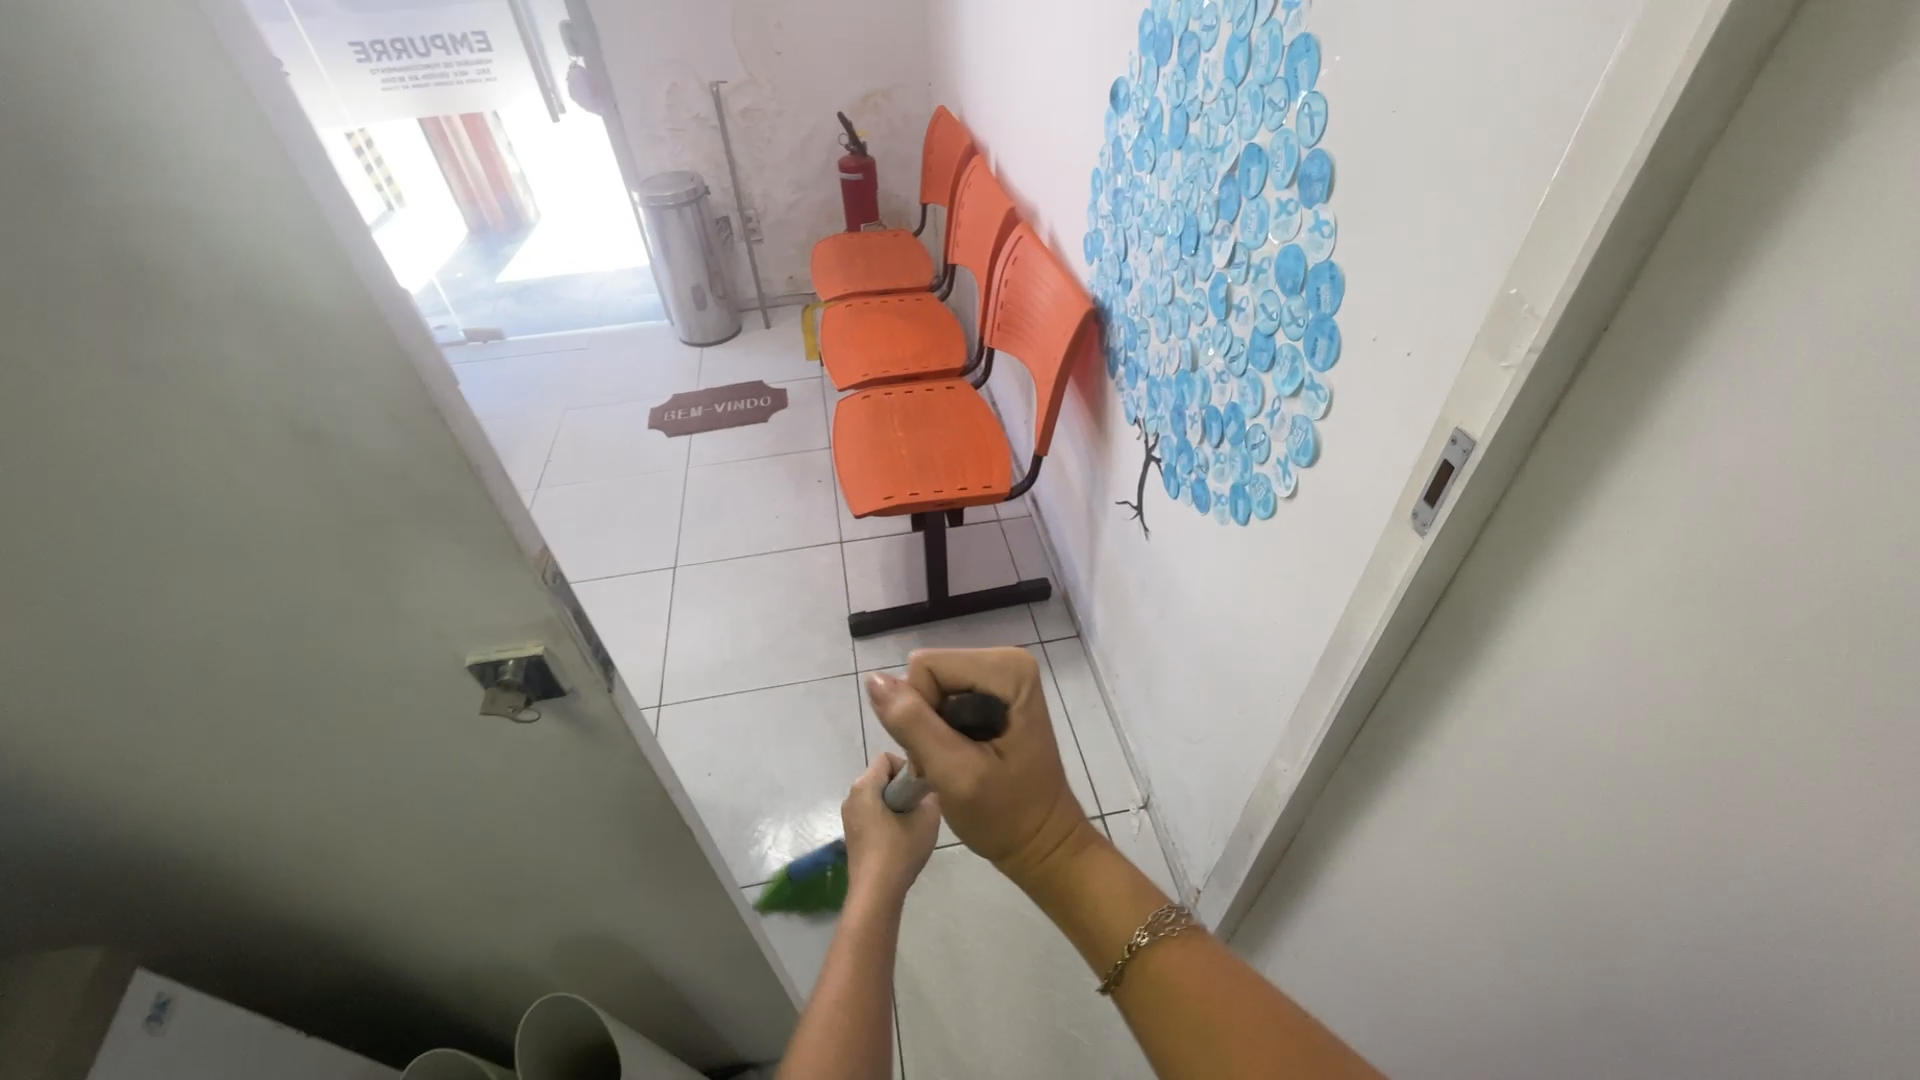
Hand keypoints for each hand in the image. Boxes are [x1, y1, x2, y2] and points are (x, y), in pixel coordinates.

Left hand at [840, 753, 939, 907]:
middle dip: (902, 787)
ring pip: (877, 796)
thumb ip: (931, 796)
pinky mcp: (852, 834)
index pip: (886, 758)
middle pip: (881, 777)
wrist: (876, 893)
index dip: (906, 767)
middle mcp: (851, 797)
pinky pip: (871, 812)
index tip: (919, 789)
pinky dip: (886, 817)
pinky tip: (900, 838)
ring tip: (912, 824)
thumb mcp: (927, 819)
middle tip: (919, 806)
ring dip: (895, 804)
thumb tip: (927, 791)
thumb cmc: (899, 851)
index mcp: (864, 787)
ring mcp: (848, 817)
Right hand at [865, 649, 1097, 886]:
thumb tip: (873, 680)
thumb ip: (913, 724)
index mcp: (1008, 670)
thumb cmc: (1005, 815)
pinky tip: (960, 756)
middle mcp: (1008, 661)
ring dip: (930, 729)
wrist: (1041, 841)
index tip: (938, 756)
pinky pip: (944, 697)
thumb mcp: (954, 773)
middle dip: (925, 721)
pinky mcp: (995, 692)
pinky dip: (941, 730)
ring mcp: (1002, 675)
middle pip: (930, 674)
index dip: (918, 712)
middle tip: (945, 765)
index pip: (927, 668)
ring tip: (953, 765)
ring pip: (932, 687)